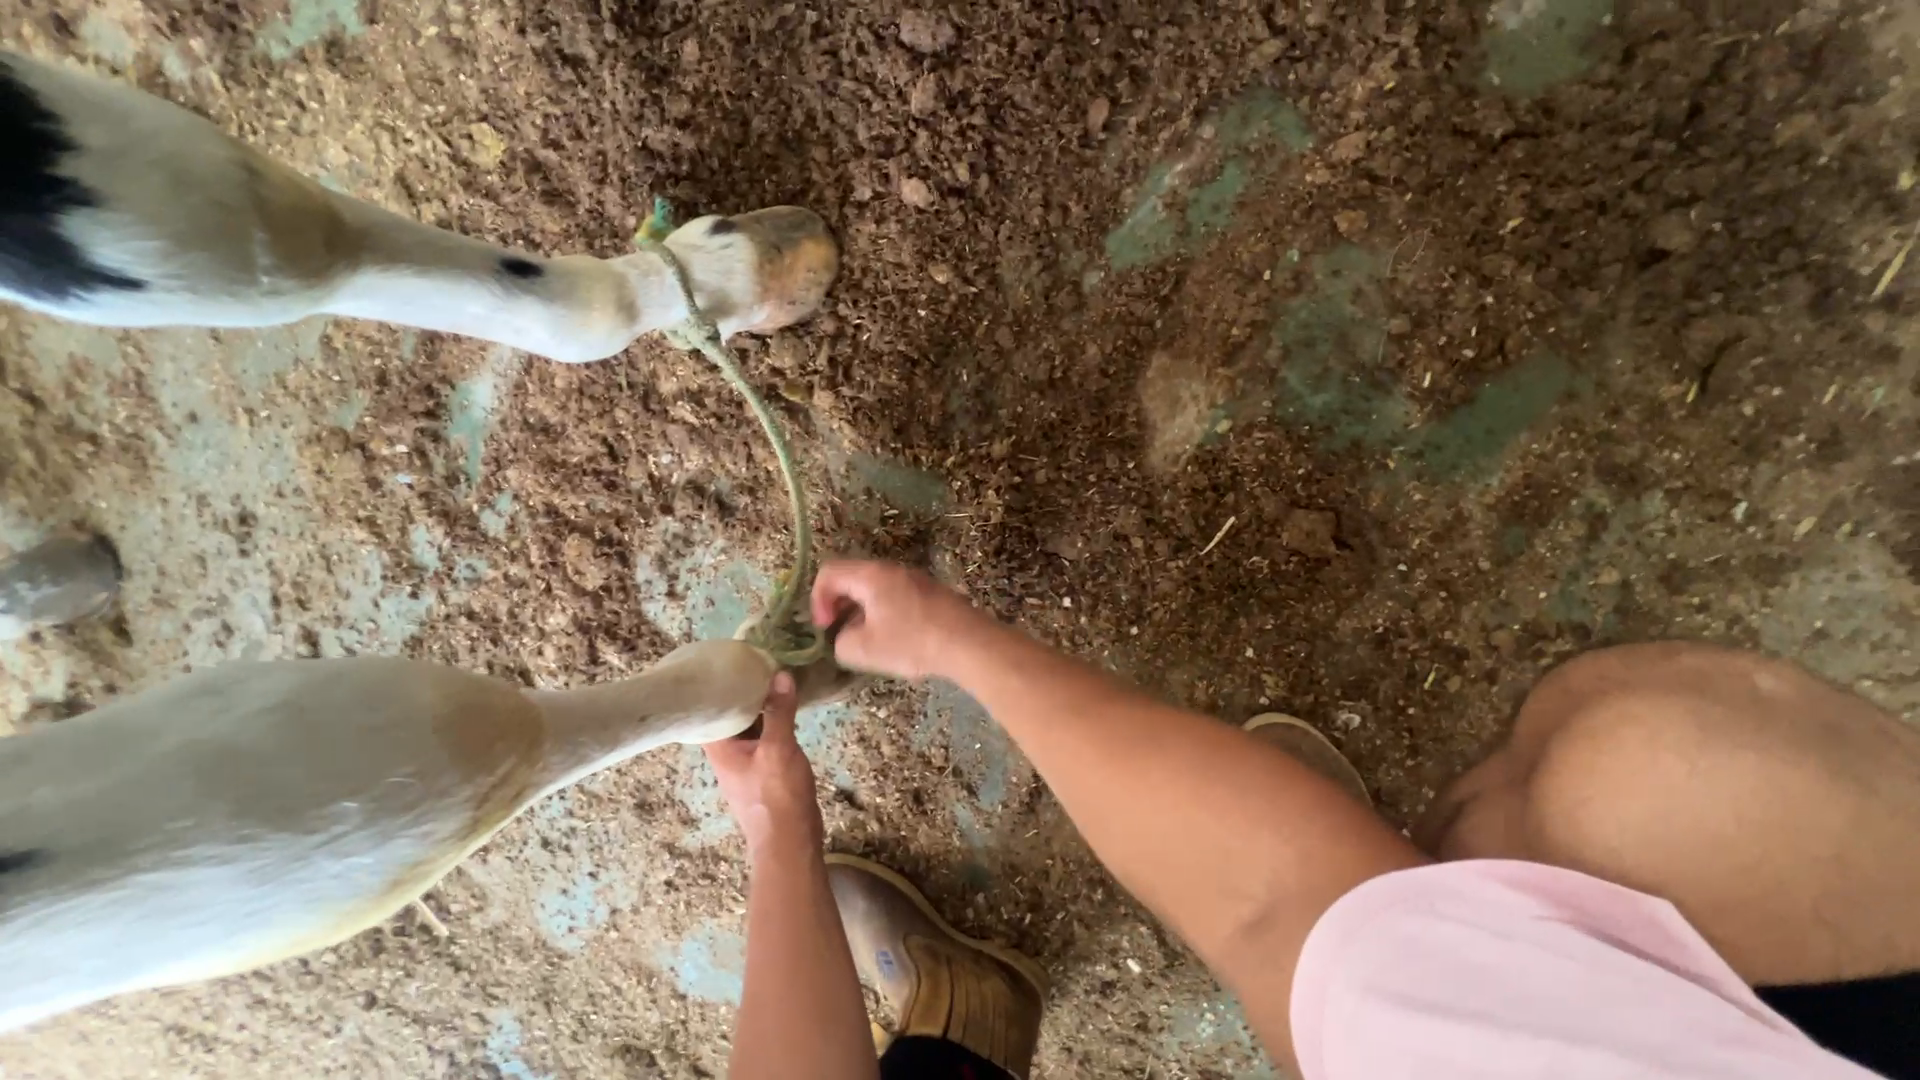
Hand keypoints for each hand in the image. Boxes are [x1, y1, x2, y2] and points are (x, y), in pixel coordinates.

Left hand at [704, 673, 822, 860]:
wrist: (790, 842)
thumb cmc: (776, 796)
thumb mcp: (779, 748)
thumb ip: (779, 712)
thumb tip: (780, 674)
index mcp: (719, 749)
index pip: (705, 710)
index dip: (713, 686)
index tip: (725, 661)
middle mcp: (726, 755)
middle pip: (727, 716)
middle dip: (739, 692)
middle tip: (754, 662)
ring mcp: (744, 764)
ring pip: (746, 727)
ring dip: (757, 707)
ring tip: (771, 679)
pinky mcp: (762, 772)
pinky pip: (762, 738)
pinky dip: (770, 722)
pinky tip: (785, 709)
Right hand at [810, 560, 994, 680]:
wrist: (969, 643)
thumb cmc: (913, 642)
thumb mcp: (864, 650)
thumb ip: (841, 641)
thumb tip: (844, 636)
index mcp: (871, 575)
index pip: (829, 572)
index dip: (817, 599)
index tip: (823, 627)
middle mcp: (893, 569)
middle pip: (852, 577)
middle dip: (838, 604)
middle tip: (838, 632)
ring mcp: (915, 579)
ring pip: (875, 588)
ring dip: (861, 610)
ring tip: (865, 639)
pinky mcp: (932, 593)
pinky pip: (896, 596)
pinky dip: (884, 612)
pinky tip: (893, 639)